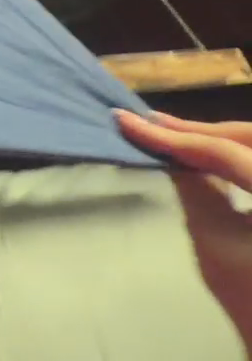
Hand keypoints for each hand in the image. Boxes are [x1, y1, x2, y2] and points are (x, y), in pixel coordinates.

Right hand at [115, 110, 251, 343]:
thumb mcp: (215, 243)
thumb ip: (195, 190)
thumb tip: (163, 150)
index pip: (227, 153)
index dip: (174, 135)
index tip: (123, 120)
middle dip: (204, 130)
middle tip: (149, 123)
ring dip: (224, 138)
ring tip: (174, 133)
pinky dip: (240, 154)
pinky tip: (210, 157)